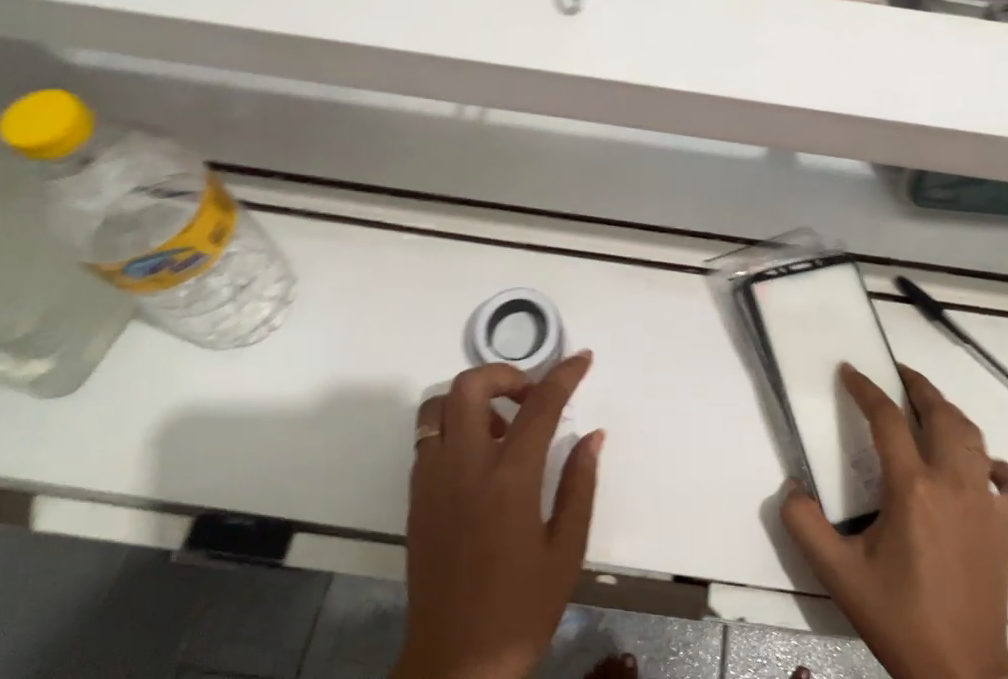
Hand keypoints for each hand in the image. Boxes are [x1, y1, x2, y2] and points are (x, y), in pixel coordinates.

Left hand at [396, 354, 604, 678]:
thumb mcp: (566, 549)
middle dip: (504, 374)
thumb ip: (579, 484)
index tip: (583, 359)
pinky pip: (428, 438)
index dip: (564, 375)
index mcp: (509, 479)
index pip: (539, 405)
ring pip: (438, 406)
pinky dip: (454, 427)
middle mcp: (463, 466)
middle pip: (470, 386)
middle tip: (532, 397)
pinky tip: (481, 458)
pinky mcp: (415, 498)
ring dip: (473, 400)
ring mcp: (432, 480)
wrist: (456, 660)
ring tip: (503, 427)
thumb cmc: (522, 607)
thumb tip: (592, 435)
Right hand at [782, 364, 1007, 678]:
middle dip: (918, 386)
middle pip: (942, 414)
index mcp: (912, 489)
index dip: (866, 389)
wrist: (958, 667)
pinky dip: (997, 466)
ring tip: (930, 408)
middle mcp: (954, 484)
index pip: (887, 420)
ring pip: (975, 438)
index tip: (850, 371)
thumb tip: (791, 487)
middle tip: (897, 374)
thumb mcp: (837, 574)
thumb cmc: (897, 617)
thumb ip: (803, 525)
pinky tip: (982, 468)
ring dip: (951, 414)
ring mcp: (988, 504)